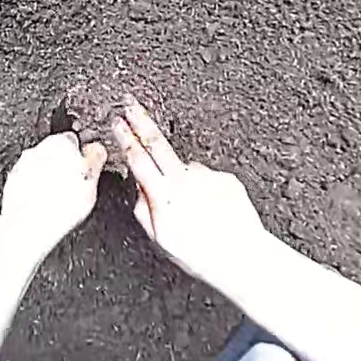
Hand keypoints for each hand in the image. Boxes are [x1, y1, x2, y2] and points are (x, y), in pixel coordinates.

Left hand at [0, 132, 108, 252]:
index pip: (74, 141)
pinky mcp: (12, 183)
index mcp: (60, 143)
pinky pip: (28, 183)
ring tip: (58, 199)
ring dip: (48, 178)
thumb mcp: (92, 181)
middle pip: (55, 153)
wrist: (29, 226)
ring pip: (40, 167)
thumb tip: (98, 150)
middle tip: (74, 186)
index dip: (82, 157)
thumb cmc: (61, 204)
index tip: (86, 170)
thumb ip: (95, 161)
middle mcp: (38, 150)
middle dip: (63, 166)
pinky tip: (44, 205)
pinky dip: (34, 190)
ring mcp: (22, 166)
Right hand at [111, 98, 271, 285]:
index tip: (117, 122)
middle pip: (158, 142)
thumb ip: (144, 209)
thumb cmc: (201, 255)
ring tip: (195, 209)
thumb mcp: (161, 240)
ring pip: (185, 169)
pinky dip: (204, 190)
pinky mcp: (225, 178)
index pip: (139, 159)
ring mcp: (207, 177)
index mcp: (165, 196)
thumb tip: (137, 188)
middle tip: (131, 103)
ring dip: (182, 178)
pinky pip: (208, 179)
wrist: (242, 257)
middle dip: (142, 119)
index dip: (126, 138)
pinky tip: (210, 209)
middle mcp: (185, 181)